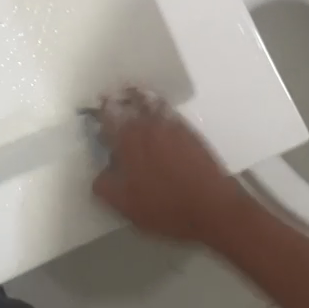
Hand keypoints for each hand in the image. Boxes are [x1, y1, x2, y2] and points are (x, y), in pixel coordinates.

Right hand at [91, 87, 253, 245]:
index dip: (100, 111)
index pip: (107, 115)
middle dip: (119, 100)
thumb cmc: (165, 207)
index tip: (96, 111)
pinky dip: (159, 108)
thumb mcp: (126, 205)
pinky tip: (158, 119)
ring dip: (138, 99)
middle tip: (112, 103)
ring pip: (148, 102)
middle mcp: (147, 124)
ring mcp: (170, 124)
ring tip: (133, 102)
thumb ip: (104, 186)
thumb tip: (98, 174)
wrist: (213, 208)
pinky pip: (168, 110)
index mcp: (127, 139)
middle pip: (128, 102)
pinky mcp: (189, 131)